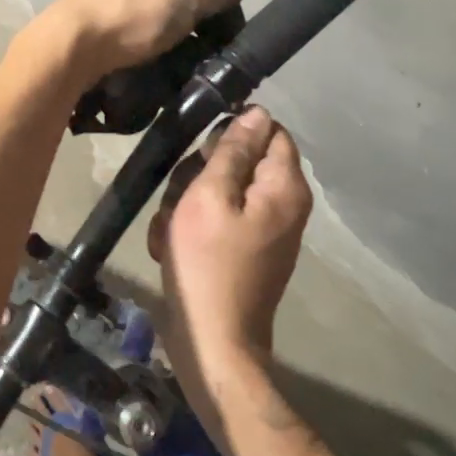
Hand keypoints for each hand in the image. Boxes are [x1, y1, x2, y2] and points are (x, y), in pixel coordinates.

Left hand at [32, 0, 246, 84]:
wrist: (68, 44)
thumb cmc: (131, 17)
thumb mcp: (182, 3)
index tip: (232, 27)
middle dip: (198, 16)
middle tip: (209, 48)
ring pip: (159, 8)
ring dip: (174, 31)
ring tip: (182, 60)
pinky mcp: (100, 12)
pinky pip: (137, 24)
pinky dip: (149, 39)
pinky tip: (152, 59)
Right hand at [151, 107, 311, 357]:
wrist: (212, 343)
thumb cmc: (207, 264)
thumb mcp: (210, 196)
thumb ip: (232, 151)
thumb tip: (257, 112)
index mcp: (284, 187)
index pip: (269, 130)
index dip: (233, 130)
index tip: (199, 147)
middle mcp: (284, 205)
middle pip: (240, 160)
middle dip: (201, 172)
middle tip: (181, 196)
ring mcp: (265, 231)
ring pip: (220, 190)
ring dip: (188, 203)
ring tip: (172, 229)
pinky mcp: (246, 252)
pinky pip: (217, 220)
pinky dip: (192, 228)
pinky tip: (172, 246)